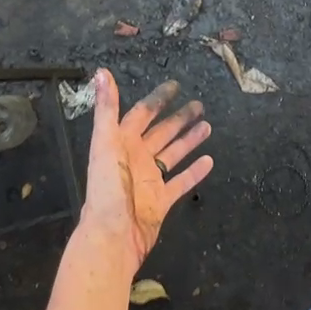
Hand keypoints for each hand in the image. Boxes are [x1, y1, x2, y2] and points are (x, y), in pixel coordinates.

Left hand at [78, 68, 213, 277]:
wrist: (112, 237)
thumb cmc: (107, 189)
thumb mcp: (104, 144)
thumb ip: (106, 109)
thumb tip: (101, 73)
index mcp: (121, 143)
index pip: (141, 114)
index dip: (156, 99)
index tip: (174, 85)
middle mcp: (136, 158)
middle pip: (161, 132)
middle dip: (179, 118)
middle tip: (200, 105)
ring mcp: (150, 180)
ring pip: (173, 154)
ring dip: (189, 140)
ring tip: (207, 126)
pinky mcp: (161, 201)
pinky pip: (181, 182)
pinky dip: (194, 172)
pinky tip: (209, 161)